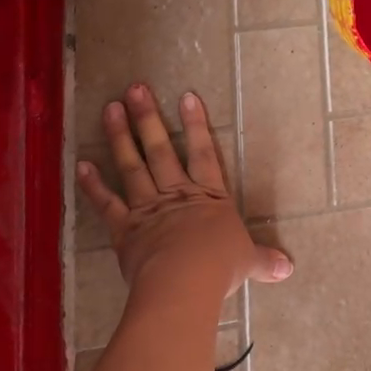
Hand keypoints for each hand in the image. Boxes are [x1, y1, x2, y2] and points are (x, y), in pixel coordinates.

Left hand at [77, 83, 292, 295]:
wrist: (184, 281)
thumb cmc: (220, 266)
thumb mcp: (247, 260)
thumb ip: (264, 260)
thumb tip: (289, 269)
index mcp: (209, 196)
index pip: (203, 152)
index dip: (195, 124)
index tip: (186, 96)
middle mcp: (177, 193)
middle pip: (161, 149)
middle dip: (148, 117)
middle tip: (135, 88)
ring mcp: (148, 208)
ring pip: (133, 166)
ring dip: (121, 137)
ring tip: (110, 108)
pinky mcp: (125, 229)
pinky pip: (107, 204)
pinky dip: (94, 185)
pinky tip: (82, 165)